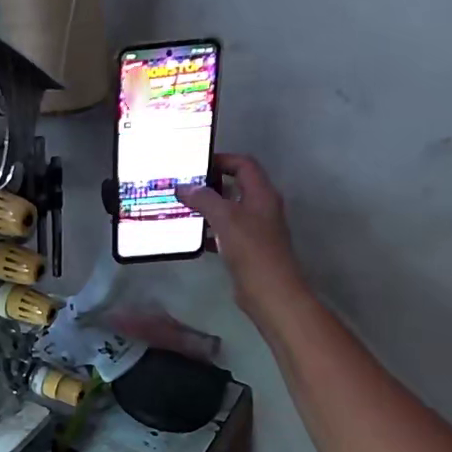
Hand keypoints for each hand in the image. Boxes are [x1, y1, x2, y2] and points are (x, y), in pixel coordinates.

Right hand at [177, 154, 305, 311]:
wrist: (269, 291)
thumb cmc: (251, 249)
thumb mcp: (225, 218)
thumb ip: (204, 199)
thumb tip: (184, 186)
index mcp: (262, 194)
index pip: (244, 165)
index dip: (222, 160)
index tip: (197, 165)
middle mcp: (261, 208)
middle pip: (235, 187)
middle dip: (210, 185)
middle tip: (184, 187)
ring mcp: (255, 230)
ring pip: (228, 211)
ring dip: (207, 209)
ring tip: (181, 209)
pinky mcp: (247, 249)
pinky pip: (225, 233)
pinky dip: (209, 232)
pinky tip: (191, 236)